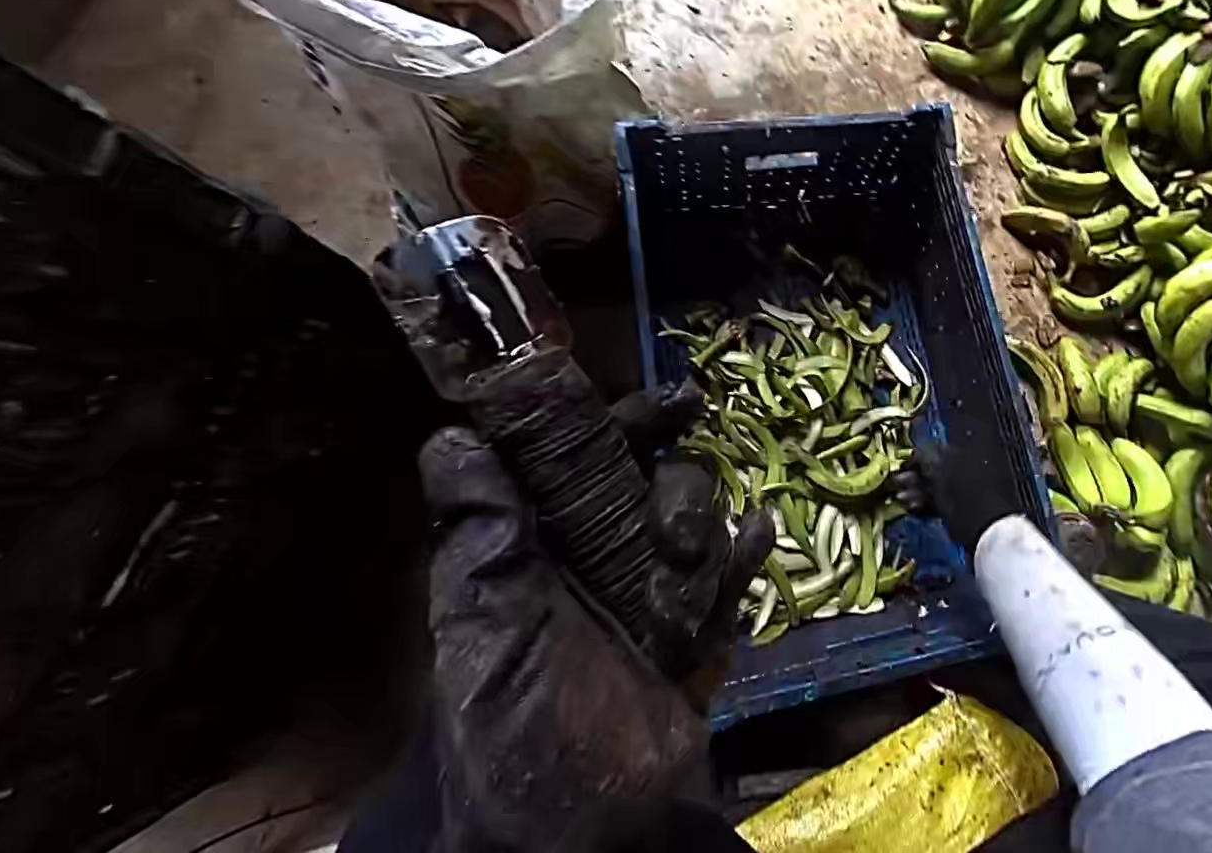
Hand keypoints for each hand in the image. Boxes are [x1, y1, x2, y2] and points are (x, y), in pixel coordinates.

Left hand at [418, 383, 770, 851]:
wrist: (591, 831)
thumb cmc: (522, 731)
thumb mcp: (489, 636)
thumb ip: (481, 540)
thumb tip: (453, 437)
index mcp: (546, 539)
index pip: (583, 454)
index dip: (620, 417)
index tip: (668, 401)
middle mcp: (605, 545)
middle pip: (656, 472)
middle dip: (676, 481)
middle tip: (686, 516)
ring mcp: (659, 577)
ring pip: (699, 514)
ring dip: (702, 535)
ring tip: (684, 599)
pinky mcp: (702, 614)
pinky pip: (735, 563)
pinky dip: (748, 547)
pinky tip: (758, 538)